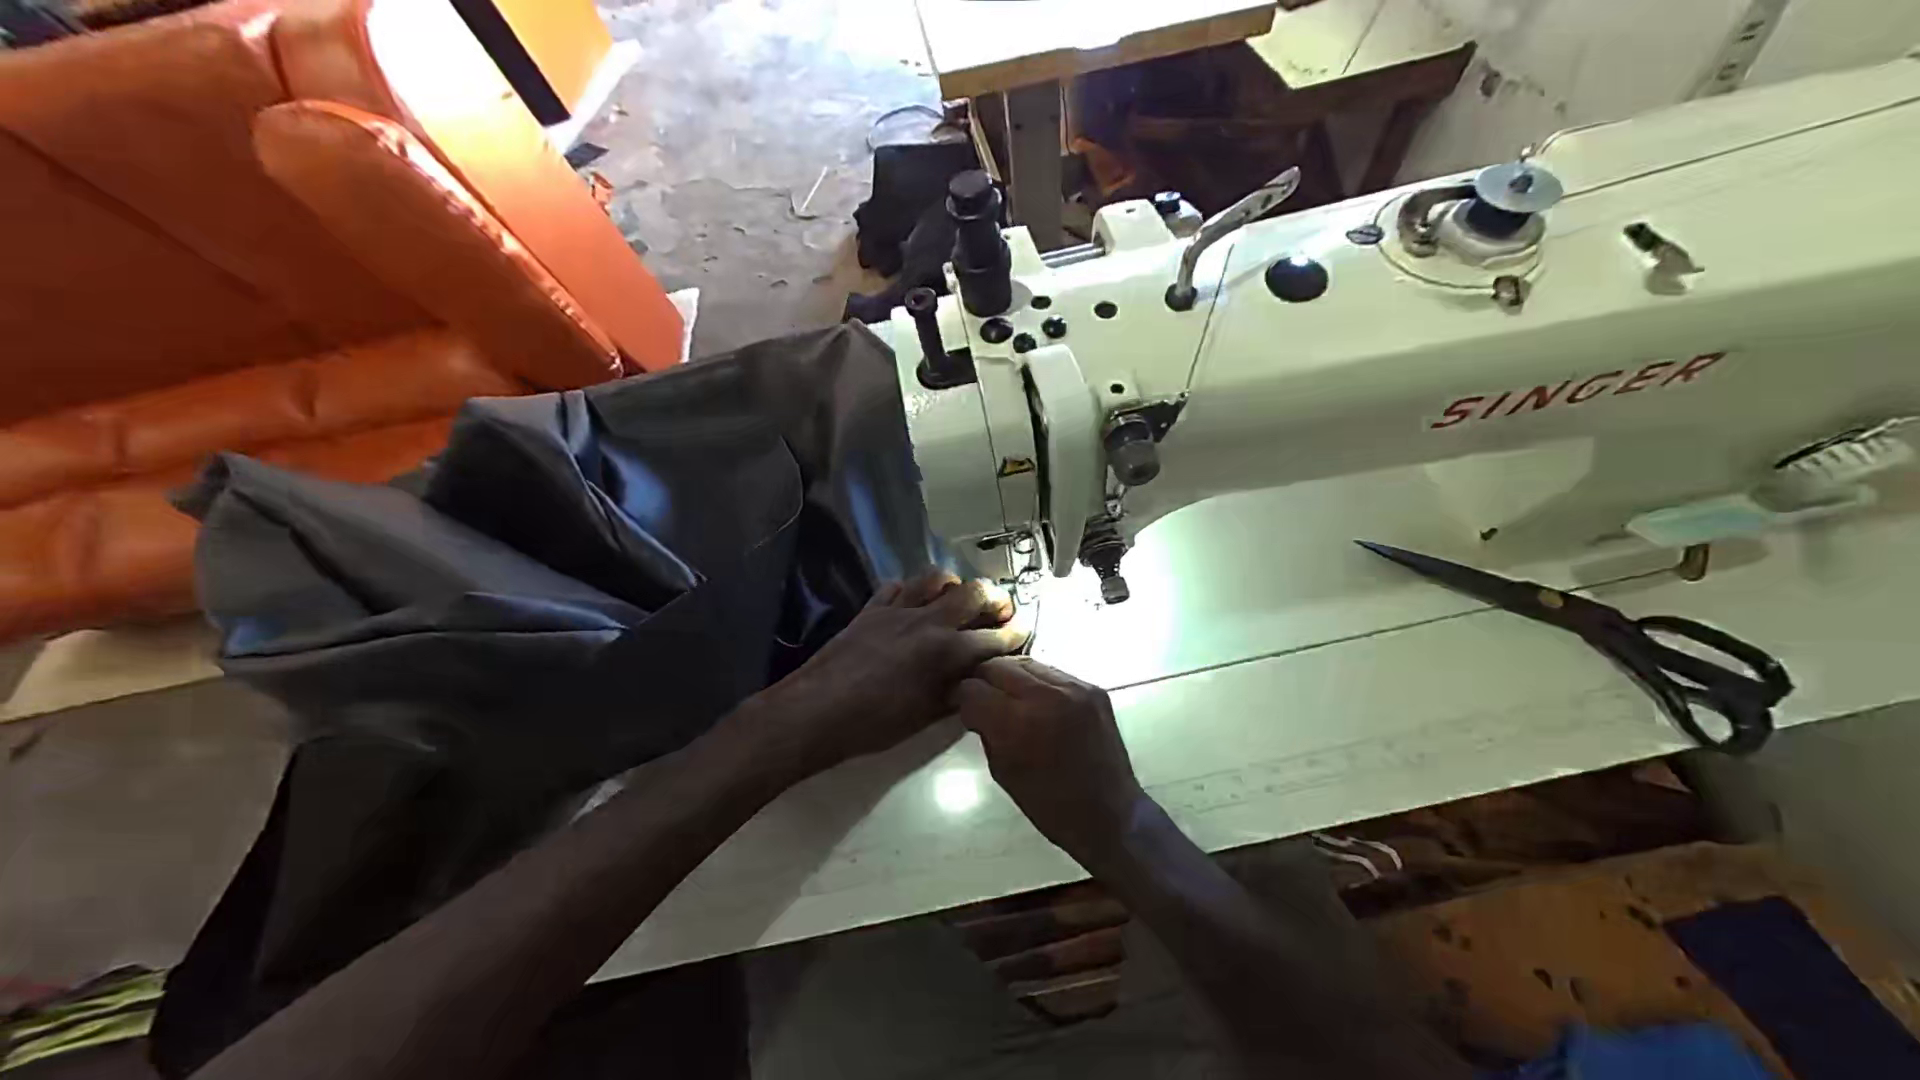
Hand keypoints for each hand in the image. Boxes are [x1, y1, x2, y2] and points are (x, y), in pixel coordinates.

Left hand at [750, 571, 1026, 777]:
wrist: (817, 711)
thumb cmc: (875, 723)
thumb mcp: (925, 715)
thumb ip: (955, 692)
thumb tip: (973, 679)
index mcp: (946, 652)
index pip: (992, 638)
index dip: (1013, 633)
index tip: (1023, 629)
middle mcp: (927, 622)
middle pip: (972, 593)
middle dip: (994, 597)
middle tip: (1000, 607)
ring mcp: (897, 610)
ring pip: (934, 578)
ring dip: (953, 584)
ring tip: (956, 597)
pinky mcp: (870, 609)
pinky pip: (895, 586)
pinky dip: (910, 589)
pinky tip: (911, 602)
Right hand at [953, 658, 1146, 862]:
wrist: (1109, 814)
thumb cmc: (1049, 805)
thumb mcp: (1002, 771)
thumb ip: (986, 731)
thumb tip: (976, 706)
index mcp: (1016, 723)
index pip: (972, 689)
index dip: (962, 698)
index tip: (963, 708)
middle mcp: (1044, 696)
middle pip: (996, 666)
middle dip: (983, 681)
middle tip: (984, 698)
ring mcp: (1073, 688)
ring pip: (1026, 662)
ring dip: (1011, 677)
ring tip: (1010, 696)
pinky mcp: (1092, 688)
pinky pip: (1053, 672)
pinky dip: (1039, 683)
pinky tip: (1039, 701)